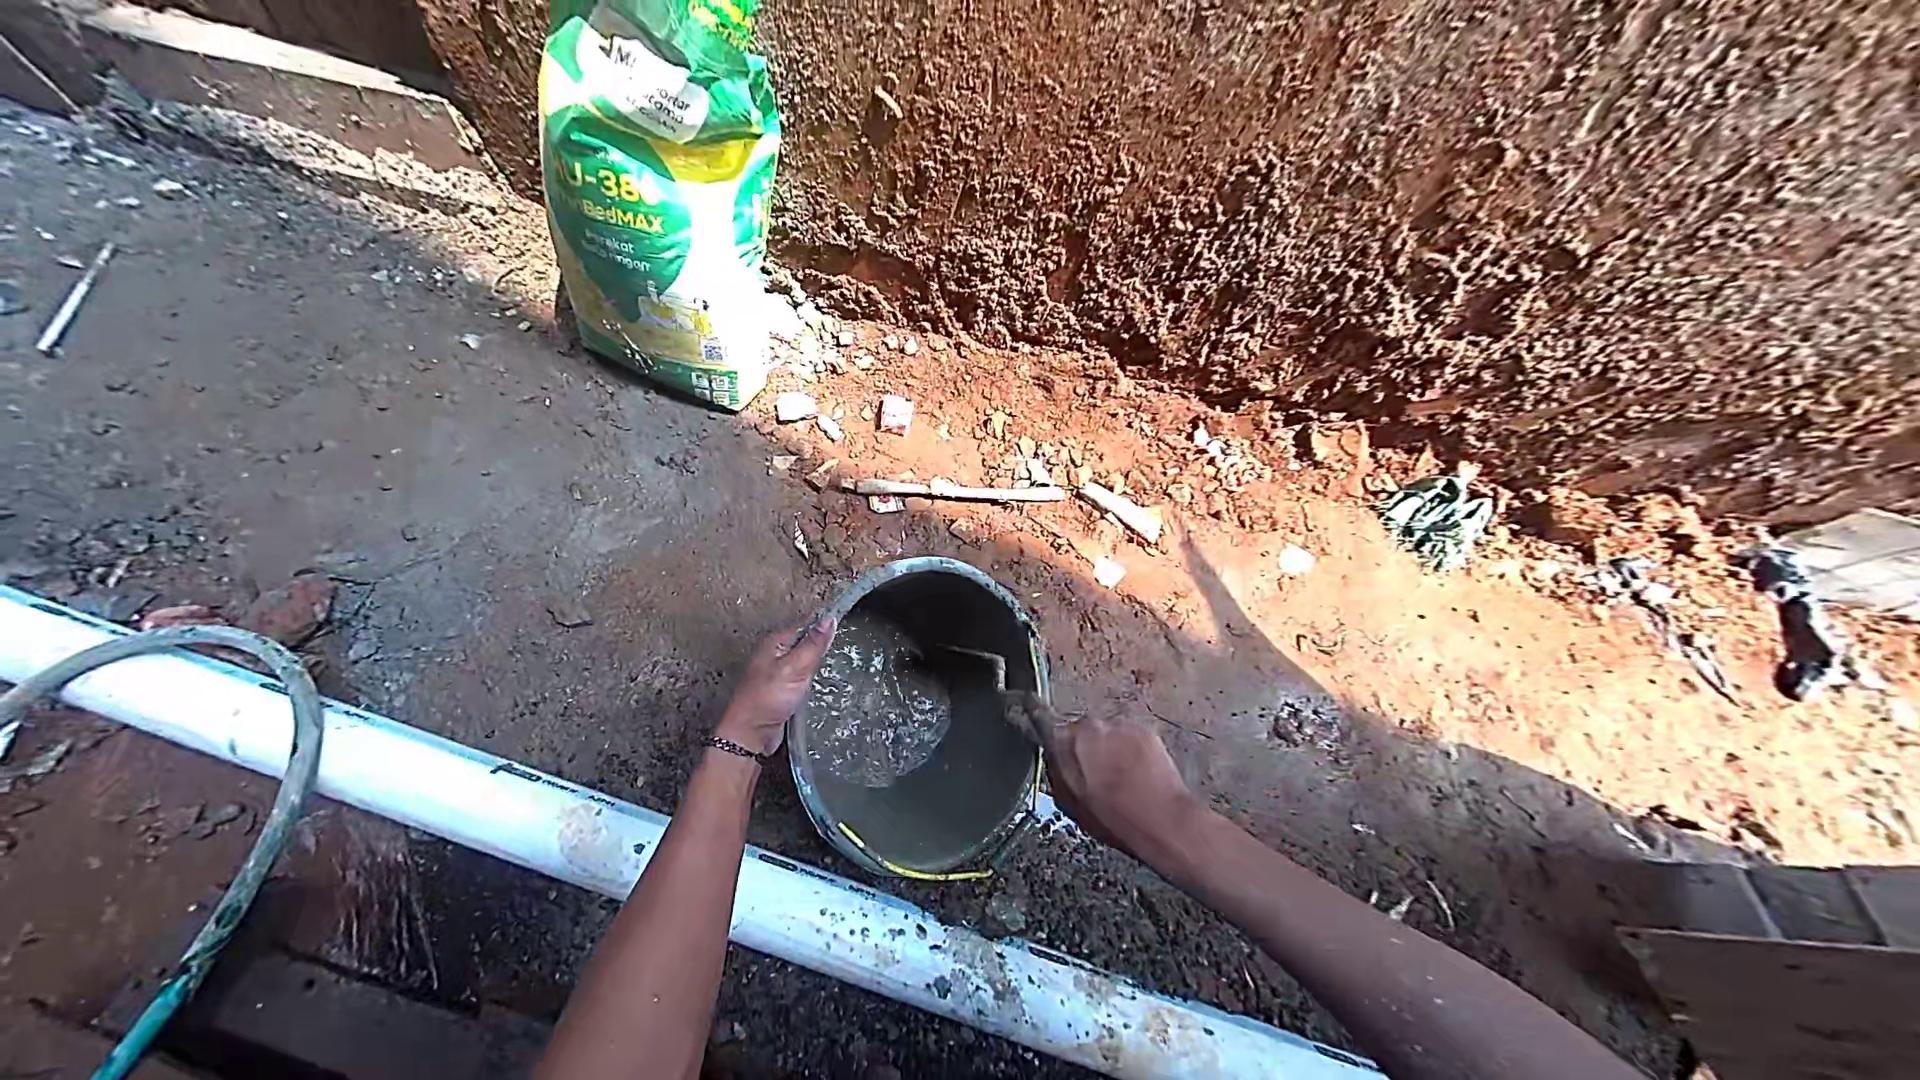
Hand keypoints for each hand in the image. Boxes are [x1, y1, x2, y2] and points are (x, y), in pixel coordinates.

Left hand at [713, 617, 837, 756]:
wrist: (750, 735)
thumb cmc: (766, 700)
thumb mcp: (795, 668)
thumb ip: (813, 644)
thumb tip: (830, 620)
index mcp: (774, 643)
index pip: (807, 626)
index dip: (825, 627)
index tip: (845, 629)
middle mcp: (774, 655)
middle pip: (807, 643)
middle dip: (822, 648)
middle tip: (843, 650)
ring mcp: (778, 673)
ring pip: (806, 662)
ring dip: (818, 666)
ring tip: (836, 666)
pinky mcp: (782, 690)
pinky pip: (802, 678)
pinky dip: (812, 680)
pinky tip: (821, 685)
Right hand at [1001, 692, 1203, 858]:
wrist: (1162, 819)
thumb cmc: (1117, 818)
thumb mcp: (1071, 805)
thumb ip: (1055, 774)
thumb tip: (1053, 761)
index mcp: (1062, 743)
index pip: (1037, 714)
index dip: (1027, 708)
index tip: (1022, 702)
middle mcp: (1087, 726)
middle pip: (1078, 731)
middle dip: (1085, 748)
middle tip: (1097, 776)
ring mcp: (1116, 724)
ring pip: (1106, 733)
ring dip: (1110, 749)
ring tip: (1123, 779)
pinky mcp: (1142, 727)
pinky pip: (1130, 735)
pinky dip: (1132, 750)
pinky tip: (1138, 774)